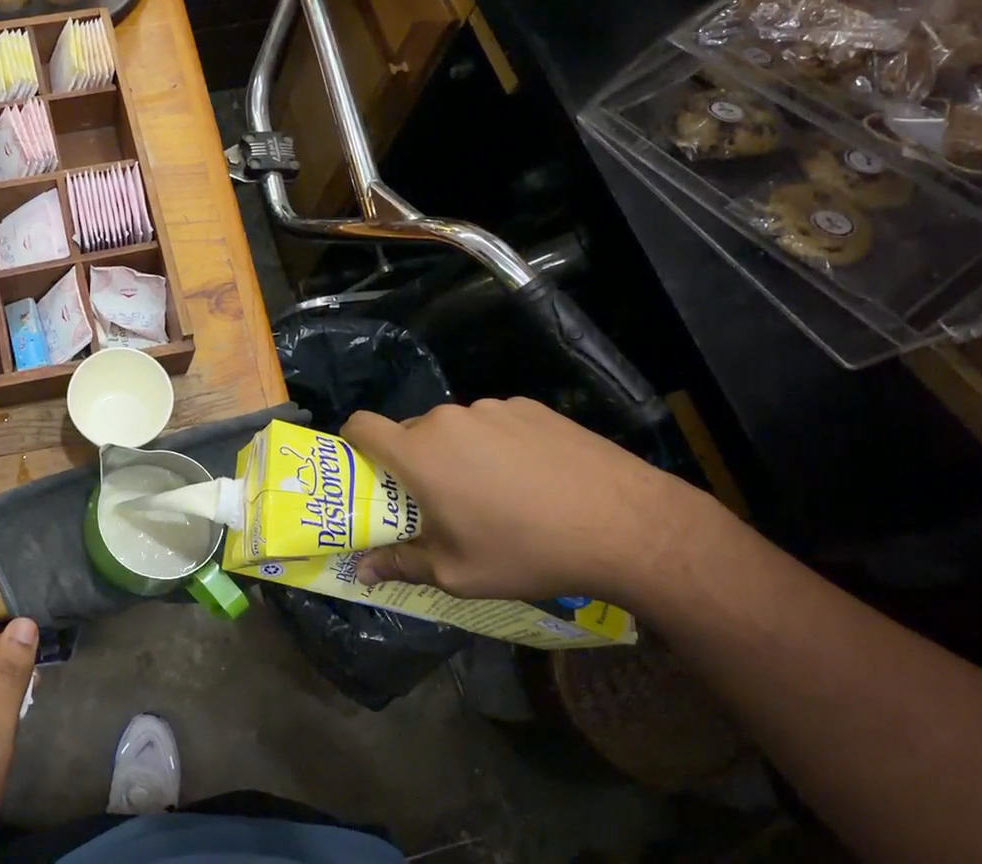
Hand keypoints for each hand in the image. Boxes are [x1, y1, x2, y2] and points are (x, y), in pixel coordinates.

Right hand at [342, 400, 717, 605]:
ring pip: (455, 429)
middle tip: (438, 502)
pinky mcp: (533, 408)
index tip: (366, 472)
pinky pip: (495, 424)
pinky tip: (532, 480)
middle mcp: (449, 419)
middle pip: (411, 432)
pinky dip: (498, 446)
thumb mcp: (457, 573)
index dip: (353, 444)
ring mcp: (494, 409)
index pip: (361, 425)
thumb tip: (362, 571)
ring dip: (458, 454)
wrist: (629, 526)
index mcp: (419, 452)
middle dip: (414, 463)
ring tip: (495, 495)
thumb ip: (401, 564)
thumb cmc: (526, 551)